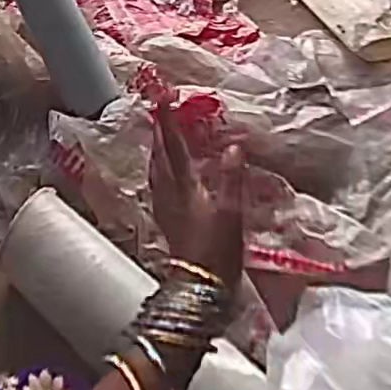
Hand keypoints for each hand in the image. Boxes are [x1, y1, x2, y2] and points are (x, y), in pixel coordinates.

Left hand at [149, 102, 245, 291]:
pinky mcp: (167, 221)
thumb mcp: (231, 214)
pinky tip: (162, 173)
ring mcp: (165, 208)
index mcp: (184, 186)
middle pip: (160, 154)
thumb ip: (231, 178)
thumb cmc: (216, 253)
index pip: (174, 145)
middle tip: (159, 108)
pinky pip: (157, 183)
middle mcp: (169, 193)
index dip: (169, 120)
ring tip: (157, 134)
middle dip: (159, 129)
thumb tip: (234, 145)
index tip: (164, 96)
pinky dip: (158, 168)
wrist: (197, 293)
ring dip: (157, 146)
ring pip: (156, 168)